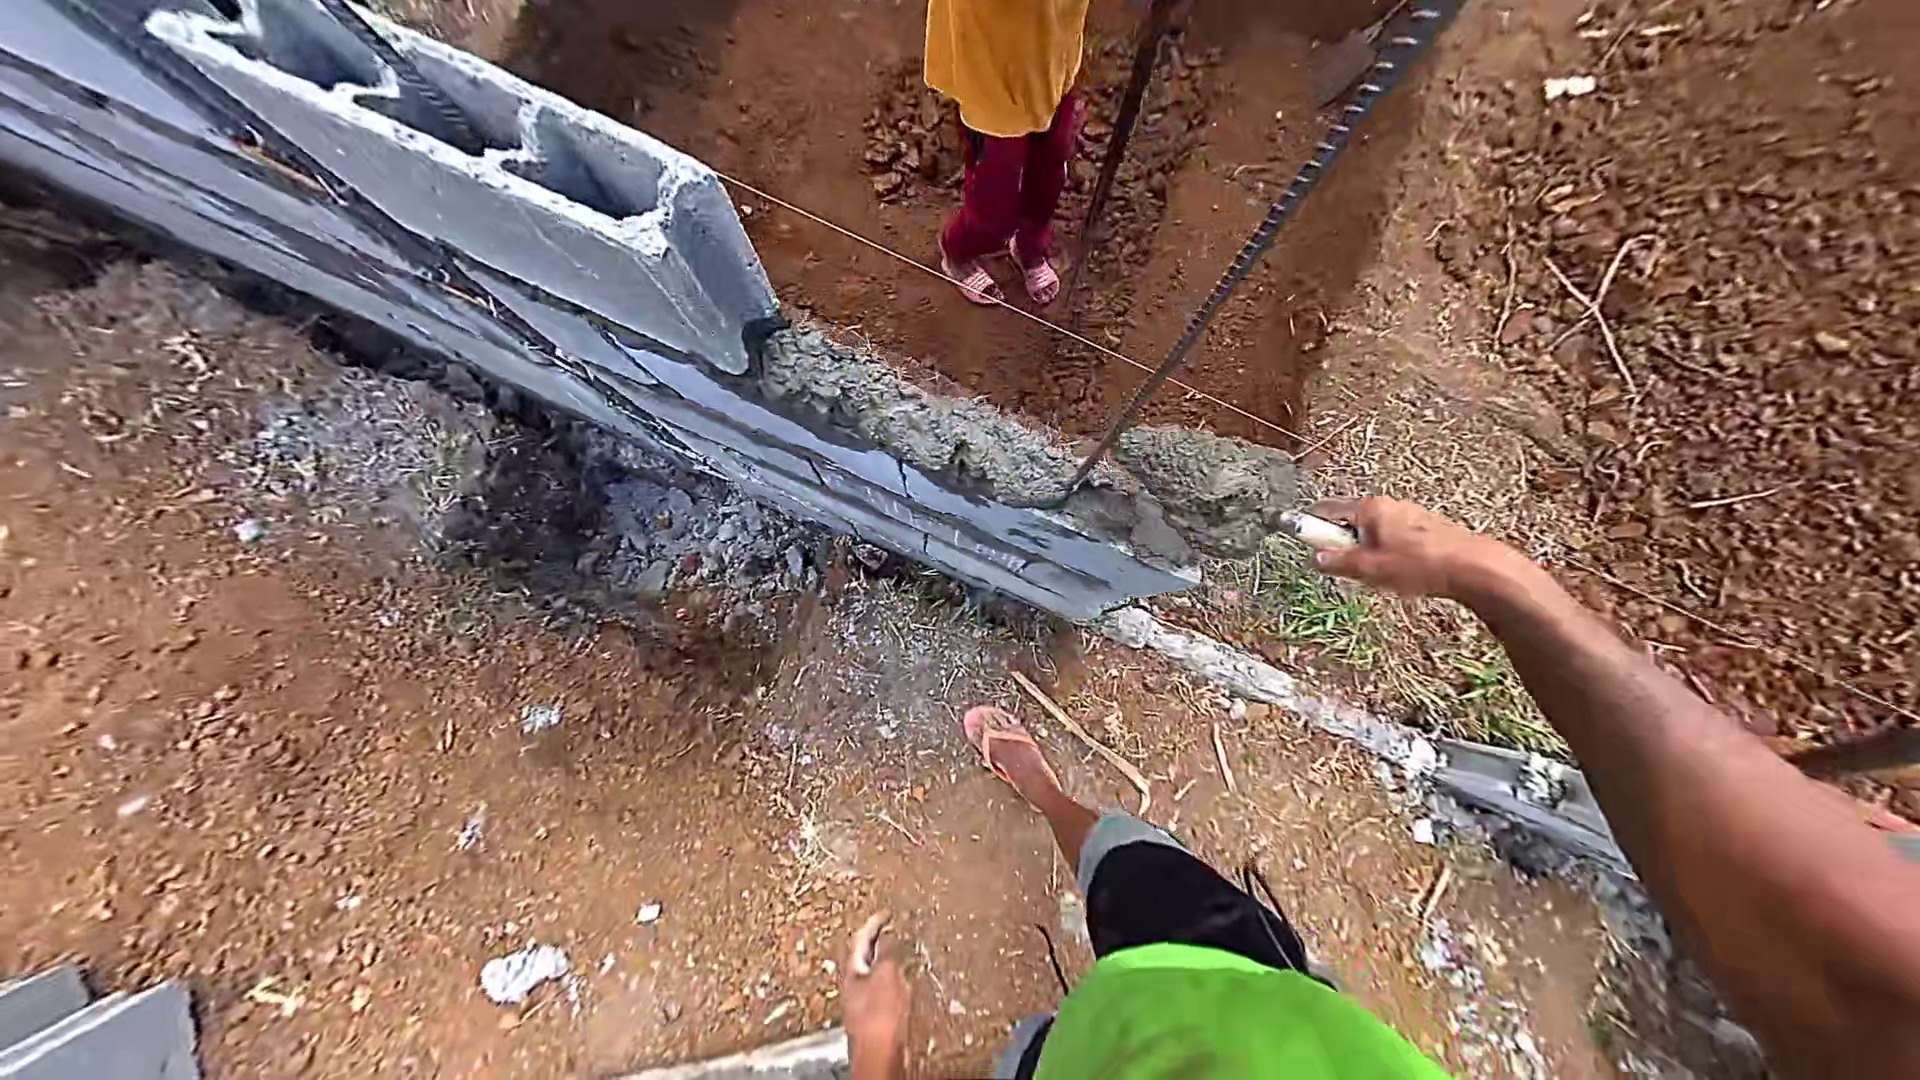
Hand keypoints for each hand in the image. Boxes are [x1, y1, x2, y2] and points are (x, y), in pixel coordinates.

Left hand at [842, 911, 908, 1079]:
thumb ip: (887, 950)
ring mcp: (862, 1004)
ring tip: (902, 950)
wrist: (880, 1059)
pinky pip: (883, 989)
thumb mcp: (886, 972)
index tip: (885, 913)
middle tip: (893, 928)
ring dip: (887, 959)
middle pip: (865, 956)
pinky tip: (904, 980)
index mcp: (851, 972)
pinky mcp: (875, 1018)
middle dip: (879, 941)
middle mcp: (853, 987)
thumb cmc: (879, 1016)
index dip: (873, 923)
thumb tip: (889, 932)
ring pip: (874, 973)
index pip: (860, 939)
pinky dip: (893, 978)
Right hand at [1308, 497, 1535, 600]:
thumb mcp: (1367, 569)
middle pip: (1350, 521)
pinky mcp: (1428, 526)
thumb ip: (1335, 561)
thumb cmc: (1419, 566)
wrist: (1479, 570)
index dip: (1310, 526)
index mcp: (1369, 508)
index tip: (1307, 543)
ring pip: (1373, 531)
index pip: (1325, 509)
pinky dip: (1389, 552)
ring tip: (1382, 574)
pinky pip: (1394, 537)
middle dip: (1344, 543)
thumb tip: (1316, 558)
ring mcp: (1411, 514)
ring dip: (1367, 550)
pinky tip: (1404, 572)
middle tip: (1351, 568)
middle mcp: (1389, 504)